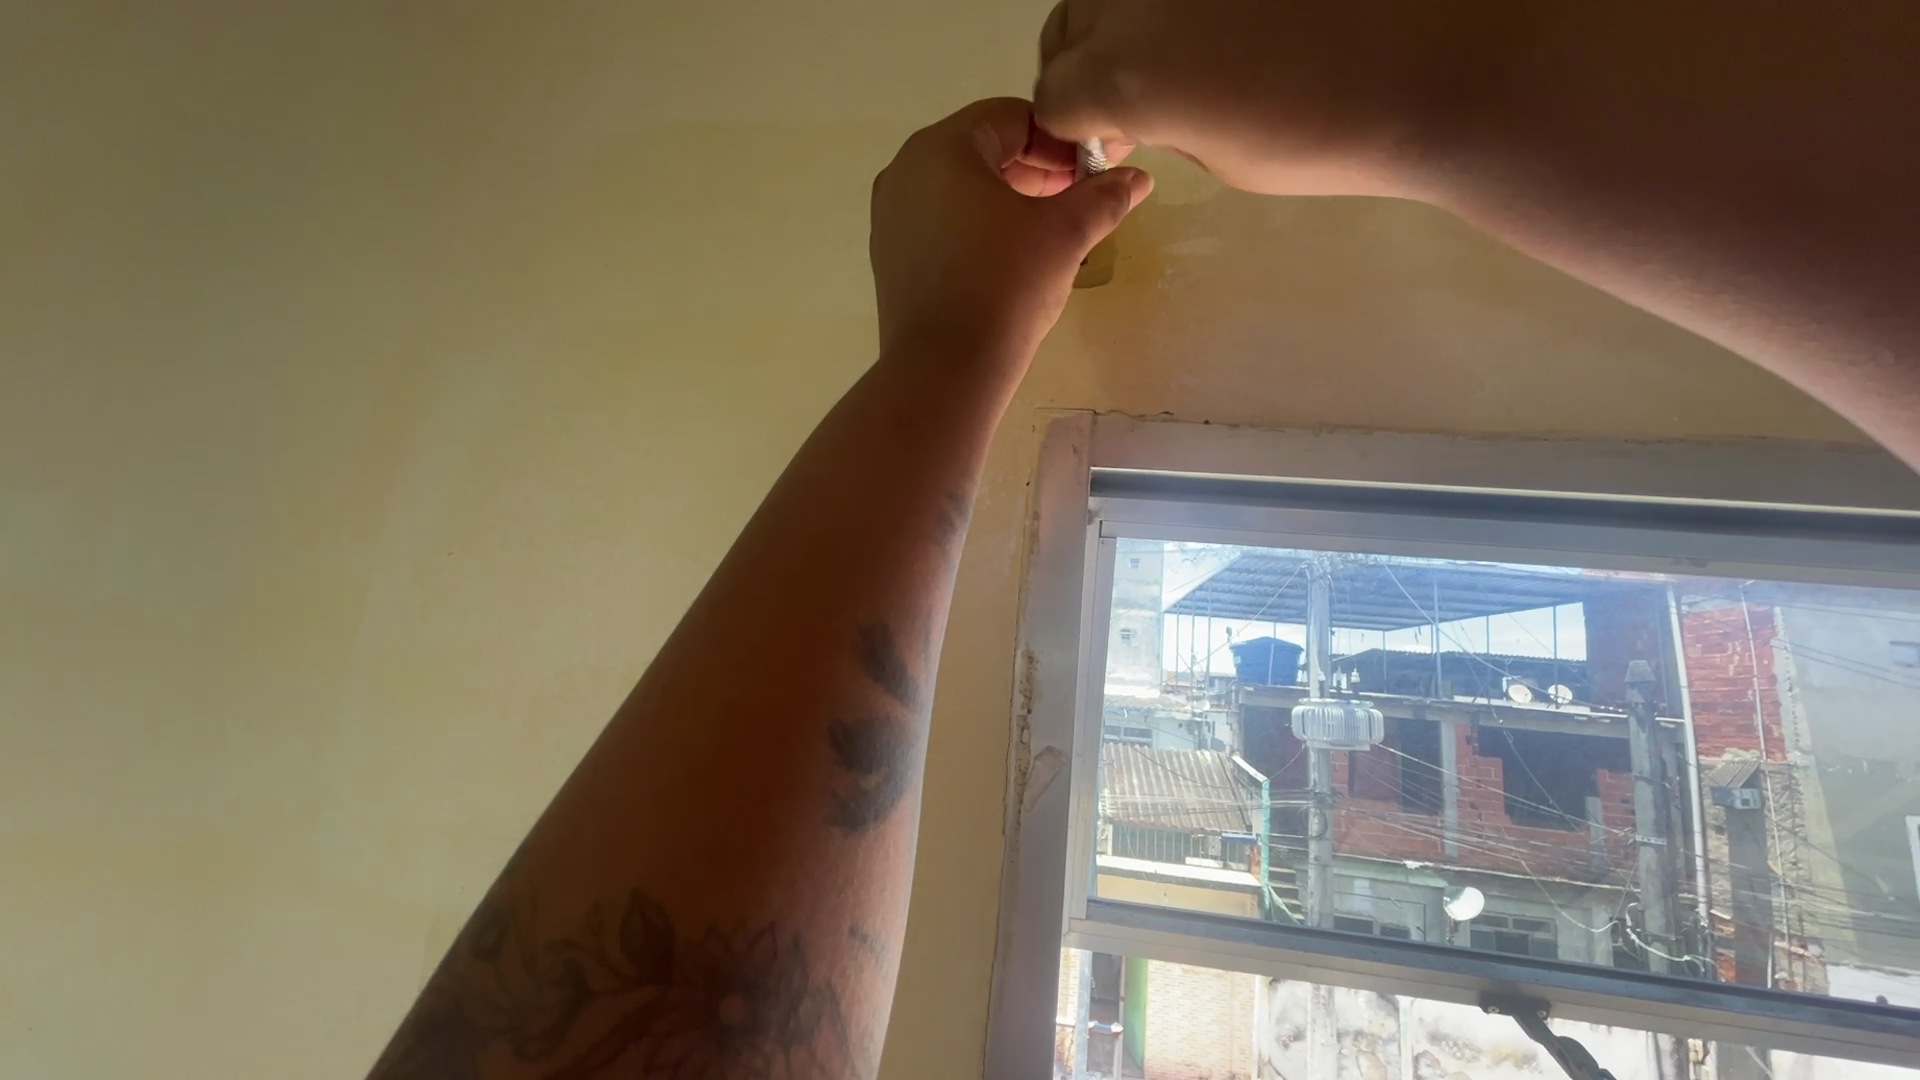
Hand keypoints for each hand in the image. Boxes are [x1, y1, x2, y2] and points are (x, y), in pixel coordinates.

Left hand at [870, 98, 1152, 368]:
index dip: (1060, 141)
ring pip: (960, 193)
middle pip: (982, 152)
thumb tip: (1137, 179)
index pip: (1011, 118)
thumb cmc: (1006, 286)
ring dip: (1008, 205)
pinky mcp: (890, 261)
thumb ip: (1102, 198)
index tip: (1092, 175)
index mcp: (941, 147)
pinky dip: (976, 233)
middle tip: (1076, 205)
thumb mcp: (1064, 235)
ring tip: (1047, 237)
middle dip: (1035, 173)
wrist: (945, 370)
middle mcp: (904, 172)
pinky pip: (940, 228)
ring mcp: (890, 219)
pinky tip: (1007, 265)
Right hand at [1034, 0, 1505, 198]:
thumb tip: (1134, 110)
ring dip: (1122, 22)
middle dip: (1085, 66)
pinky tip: (1217, 21)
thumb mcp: (1218, 156)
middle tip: (1138, 93)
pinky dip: (1173, 3)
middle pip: (1066, 26)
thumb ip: (1157, 122)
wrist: (1446, 57)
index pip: (1053, 97)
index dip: (1074, 127)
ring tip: (1178, 50)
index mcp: (1126, 76)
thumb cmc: (1326, 136)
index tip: (1111, 138)